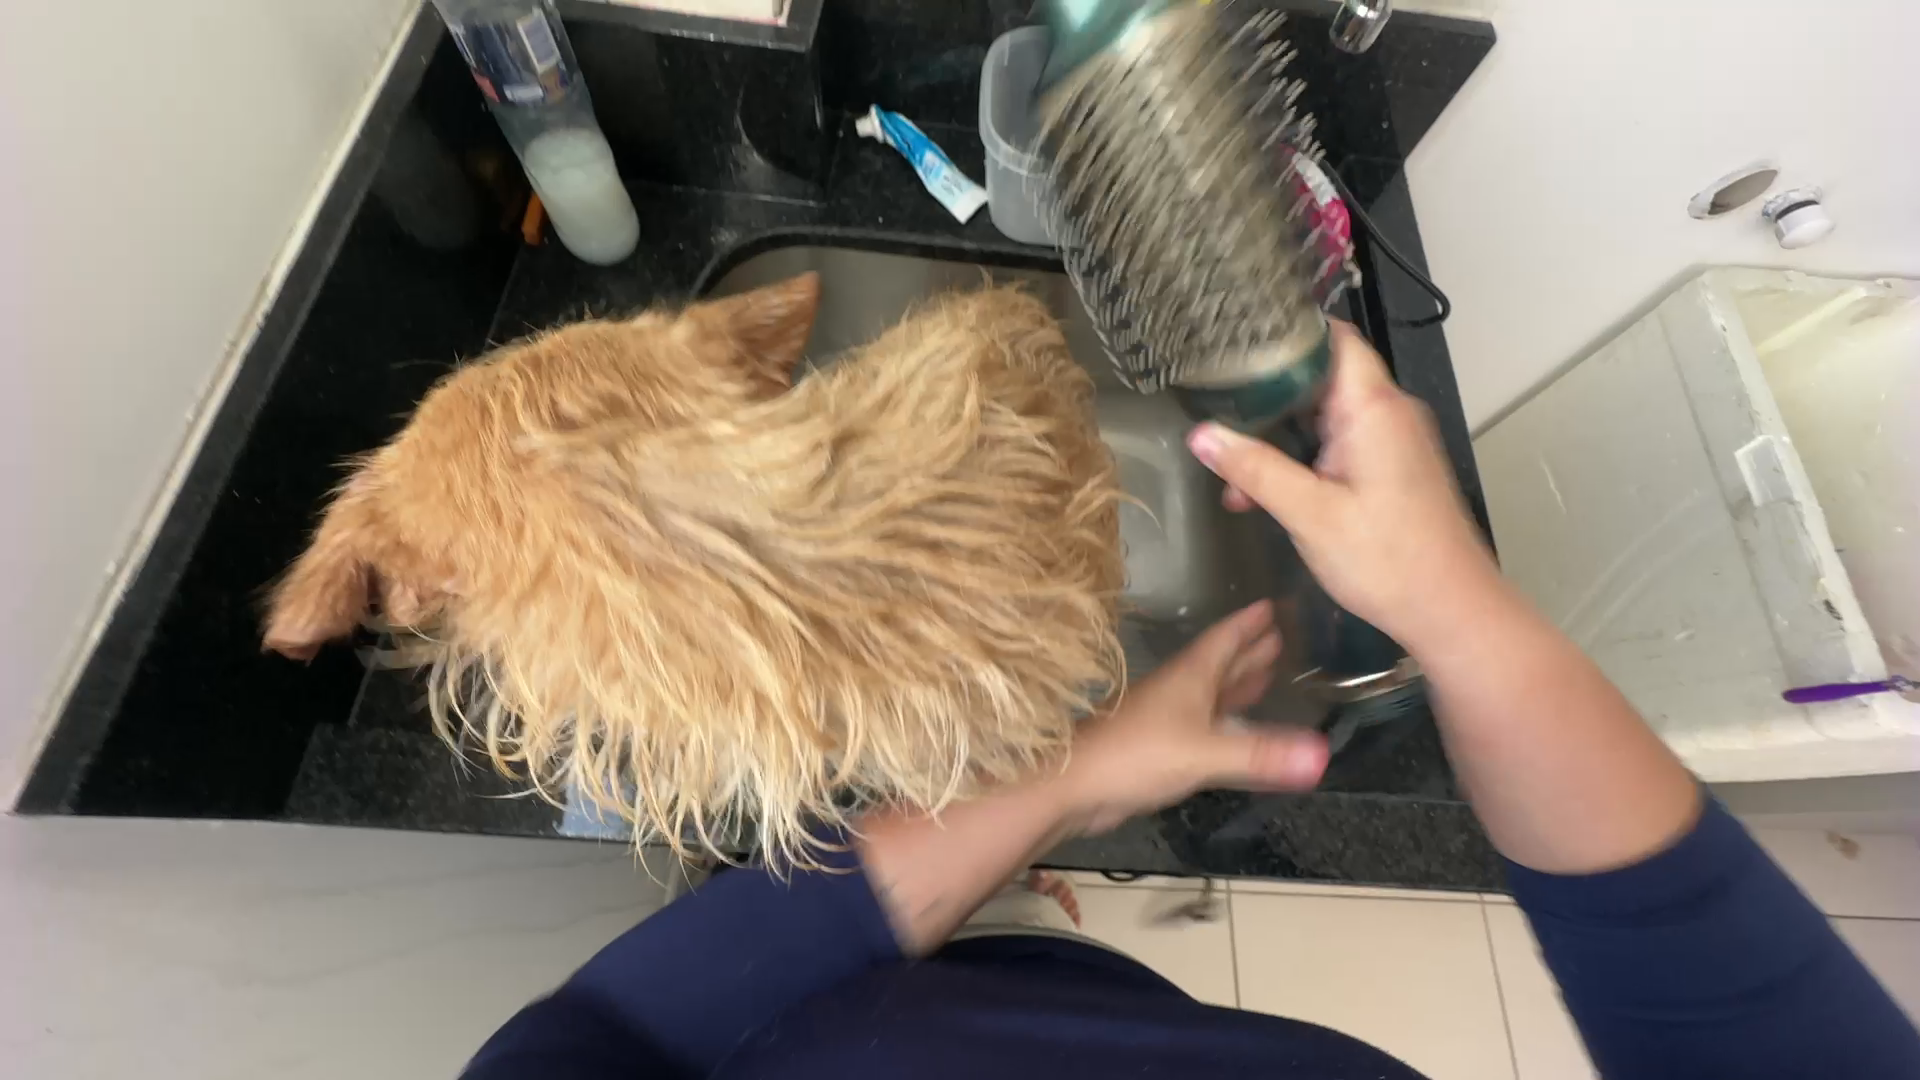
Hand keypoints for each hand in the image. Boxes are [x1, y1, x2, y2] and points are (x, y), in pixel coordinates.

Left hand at [1061, 600, 1328, 833]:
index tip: (1273, 604)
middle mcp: (1180, 689)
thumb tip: (1323, 753)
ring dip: (1240, 679)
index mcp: (1189, 677)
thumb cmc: (1136, 755)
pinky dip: (1227, 716)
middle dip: (1250, 648)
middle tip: (1283, 634)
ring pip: (1213, 690)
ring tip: (1270, 669)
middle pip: (1221, 661)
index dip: (1247, 622)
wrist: (1076, 784)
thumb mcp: (1203, 753)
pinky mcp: (1164, 744)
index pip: (1224, 639)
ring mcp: (1169, 716)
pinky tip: (1238, 724)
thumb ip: (1260, 754)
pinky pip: (1206, 721)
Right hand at [1185, 320, 1500, 648]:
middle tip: (1213, 404)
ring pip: (1320, 419)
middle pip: (1318, 378)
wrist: (1449, 611)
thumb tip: (1199, 435)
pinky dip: (1295, 462)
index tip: (1235, 337)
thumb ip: (1254, 469)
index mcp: (1373, 409)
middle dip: (1264, 395)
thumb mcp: (1308, 513)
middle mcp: (1385, 414)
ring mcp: (1387, 442)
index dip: (1286, 331)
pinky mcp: (1385, 469)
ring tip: (1228, 467)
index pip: (1332, 339)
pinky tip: (1258, 494)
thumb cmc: (1386, 558)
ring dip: (1274, 438)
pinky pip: (1331, 448)